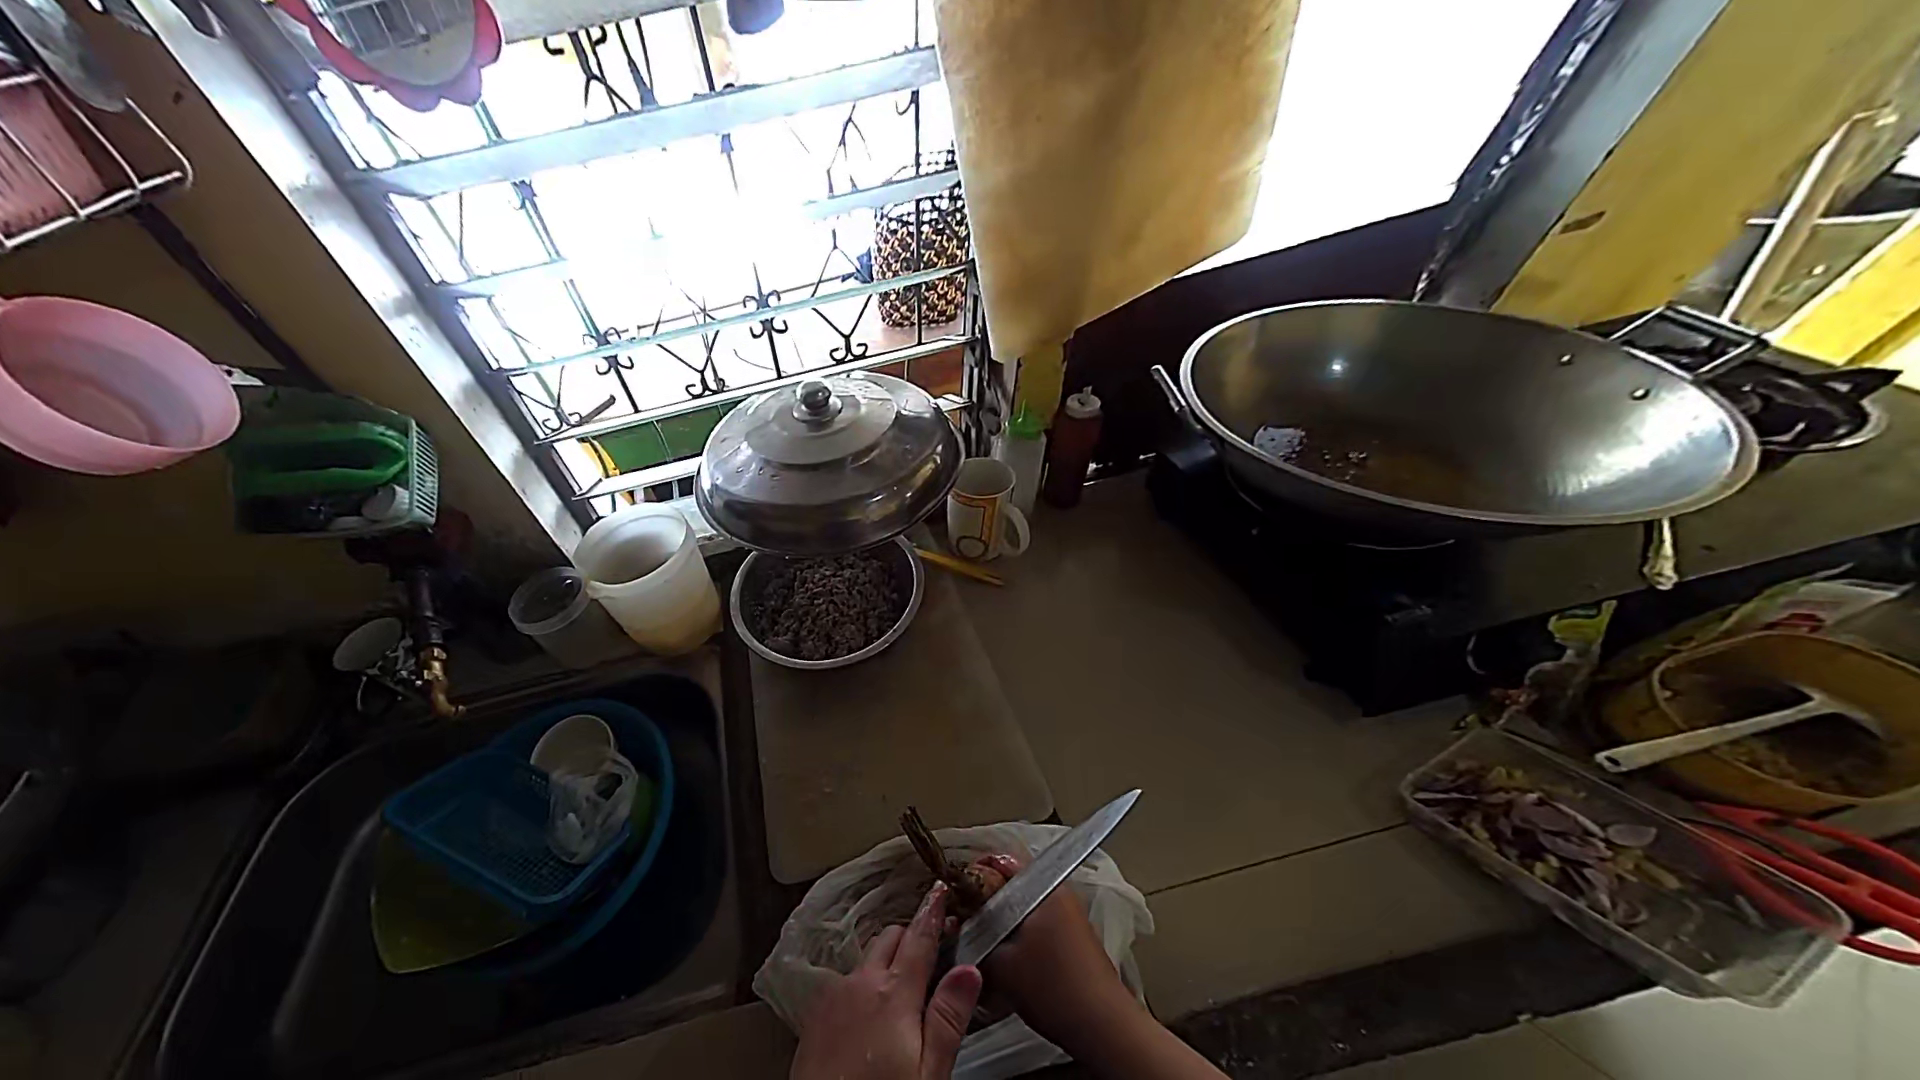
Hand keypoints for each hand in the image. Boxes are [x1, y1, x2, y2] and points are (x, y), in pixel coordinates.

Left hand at [790, 881, 982, 1079]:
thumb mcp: (928, 1072)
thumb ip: (948, 1017)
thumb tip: (969, 968)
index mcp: (895, 992)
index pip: (920, 937)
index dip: (933, 911)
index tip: (941, 890)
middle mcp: (862, 982)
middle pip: (891, 937)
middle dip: (911, 936)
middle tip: (931, 953)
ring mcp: (835, 995)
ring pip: (867, 957)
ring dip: (886, 959)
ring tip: (902, 987)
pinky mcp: (816, 1013)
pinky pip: (846, 980)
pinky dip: (863, 982)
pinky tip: (871, 1011)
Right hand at [975, 853, 1227, 1079]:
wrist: (1101, 1025)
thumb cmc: (1052, 986)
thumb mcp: (1001, 962)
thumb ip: (974, 937)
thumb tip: (956, 924)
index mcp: (1043, 884)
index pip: (1000, 859)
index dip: (973, 872)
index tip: (955, 892)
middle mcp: (1058, 890)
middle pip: (1011, 881)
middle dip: (985, 898)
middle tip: (963, 918)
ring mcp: (1068, 912)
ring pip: (1023, 904)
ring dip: (1001, 918)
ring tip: (981, 939)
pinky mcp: (1072, 934)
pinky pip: (1036, 921)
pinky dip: (1018, 932)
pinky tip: (1006, 956)